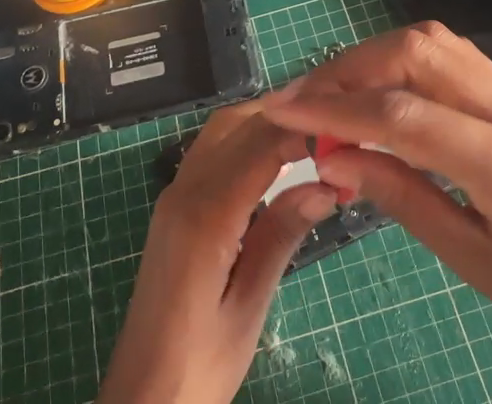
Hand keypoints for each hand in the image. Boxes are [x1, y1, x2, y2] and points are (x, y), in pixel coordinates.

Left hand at [96, 101, 335, 403]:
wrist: (141, 397)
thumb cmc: (199, 364)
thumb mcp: (249, 305)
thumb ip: (281, 235)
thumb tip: (325, 184)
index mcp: (205, 215)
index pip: (260, 144)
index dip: (305, 128)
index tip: (349, 130)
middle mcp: (183, 192)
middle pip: (236, 125)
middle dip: (286, 115)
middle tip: (336, 123)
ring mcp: (173, 199)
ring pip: (219, 133)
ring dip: (262, 122)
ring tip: (313, 133)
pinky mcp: (173, 211)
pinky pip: (209, 154)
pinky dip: (245, 141)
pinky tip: (275, 159)